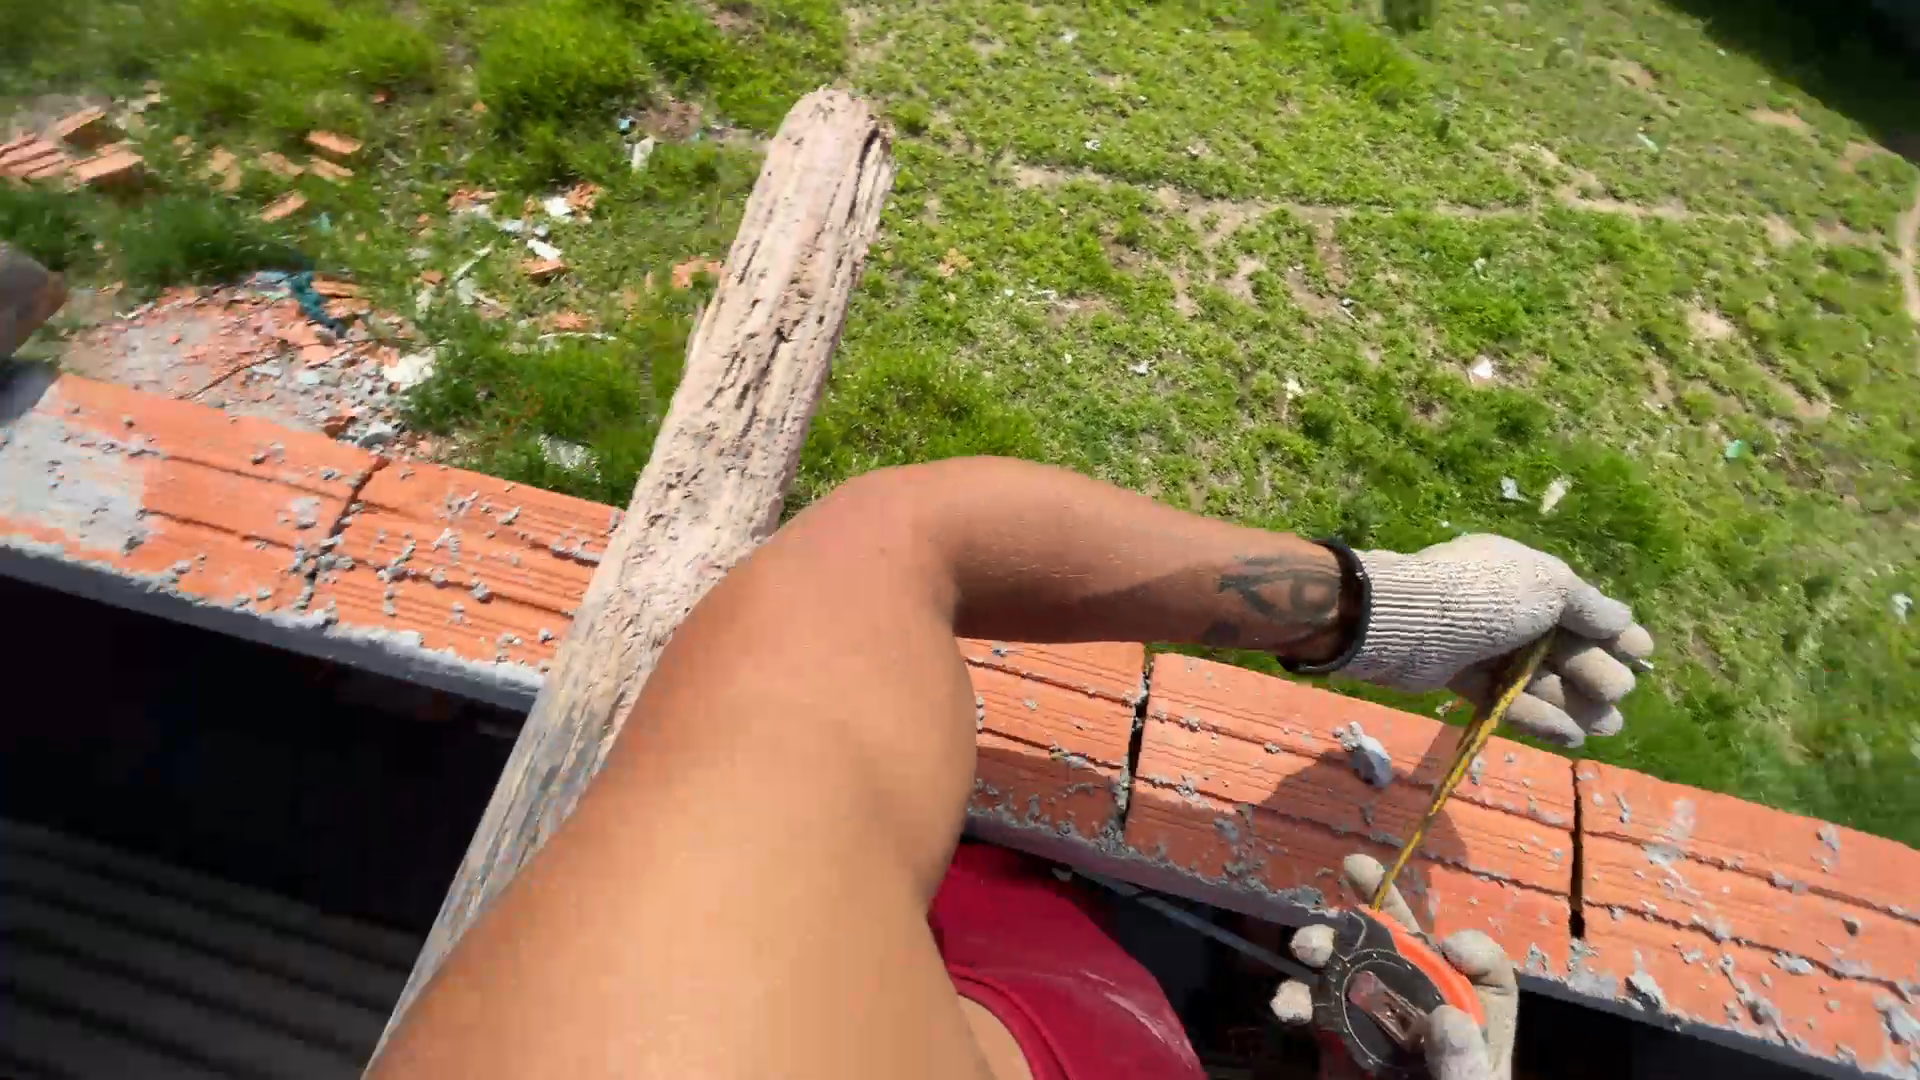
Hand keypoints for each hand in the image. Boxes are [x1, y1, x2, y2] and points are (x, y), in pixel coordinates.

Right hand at [1269, 855, 1517, 1079]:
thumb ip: (1466, 1076)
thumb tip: (1448, 1017)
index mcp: (1476, 1037)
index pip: (1485, 979)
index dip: (1471, 952)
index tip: (1444, 949)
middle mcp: (1424, 1021)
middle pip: (1409, 951)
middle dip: (1379, 905)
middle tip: (1355, 870)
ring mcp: (1376, 1032)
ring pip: (1351, 966)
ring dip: (1323, 943)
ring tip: (1306, 947)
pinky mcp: (1336, 1048)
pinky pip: (1313, 1007)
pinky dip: (1294, 997)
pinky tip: (1287, 1006)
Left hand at [1345, 535, 1653, 746]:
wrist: (1401, 622)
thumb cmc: (1480, 596)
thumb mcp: (1545, 585)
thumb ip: (1587, 605)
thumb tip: (1622, 621)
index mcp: (1519, 576)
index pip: (1576, 605)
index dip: (1611, 631)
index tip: (1641, 654)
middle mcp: (1500, 608)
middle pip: (1560, 645)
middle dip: (1595, 670)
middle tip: (1613, 693)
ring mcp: (1476, 643)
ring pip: (1534, 676)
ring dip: (1573, 702)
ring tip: (1605, 728)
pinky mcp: (1454, 674)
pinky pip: (1502, 696)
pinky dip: (1536, 716)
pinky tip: (1569, 736)